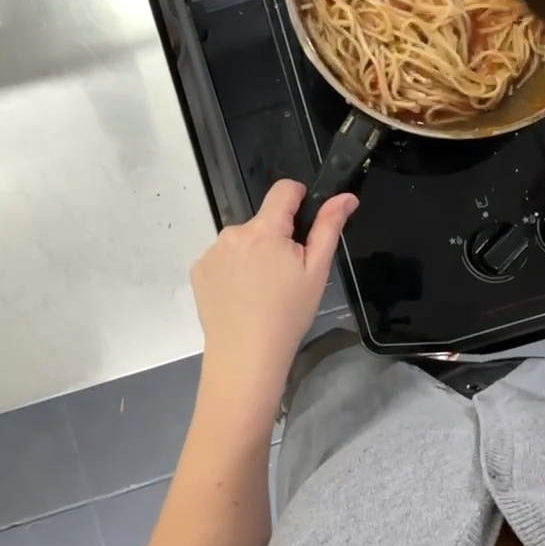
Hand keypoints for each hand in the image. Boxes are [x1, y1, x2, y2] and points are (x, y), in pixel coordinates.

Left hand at [191, 180, 356, 394]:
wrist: (246, 356)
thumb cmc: (288, 314)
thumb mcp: (317, 271)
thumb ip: (329, 227)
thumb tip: (346, 196)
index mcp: (265, 229)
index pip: (283, 190)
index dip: (299, 199)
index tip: (304, 225)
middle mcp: (233, 233)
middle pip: (262, 221)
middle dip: (276, 238)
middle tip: (285, 275)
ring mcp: (211, 252)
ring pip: (242, 241)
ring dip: (253, 254)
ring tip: (262, 290)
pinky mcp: (198, 271)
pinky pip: (222, 258)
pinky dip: (233, 270)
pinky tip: (241, 297)